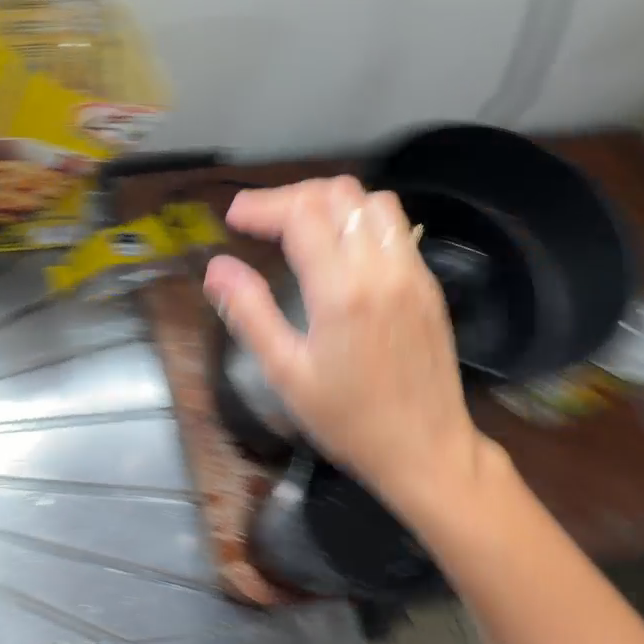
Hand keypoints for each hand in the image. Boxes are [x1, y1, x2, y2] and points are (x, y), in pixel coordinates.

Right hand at [203, 176, 495, 513]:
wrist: (425, 448)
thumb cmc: (346, 420)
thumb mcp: (285, 373)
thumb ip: (250, 313)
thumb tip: (217, 269)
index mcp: (343, 292)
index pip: (303, 214)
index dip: (263, 206)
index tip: (234, 217)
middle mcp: (383, 270)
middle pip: (339, 195)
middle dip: (292, 197)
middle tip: (258, 221)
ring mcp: (412, 273)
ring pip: (373, 202)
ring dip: (329, 203)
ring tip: (295, 227)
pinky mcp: (427, 284)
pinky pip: (394, 227)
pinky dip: (357, 221)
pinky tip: (335, 250)